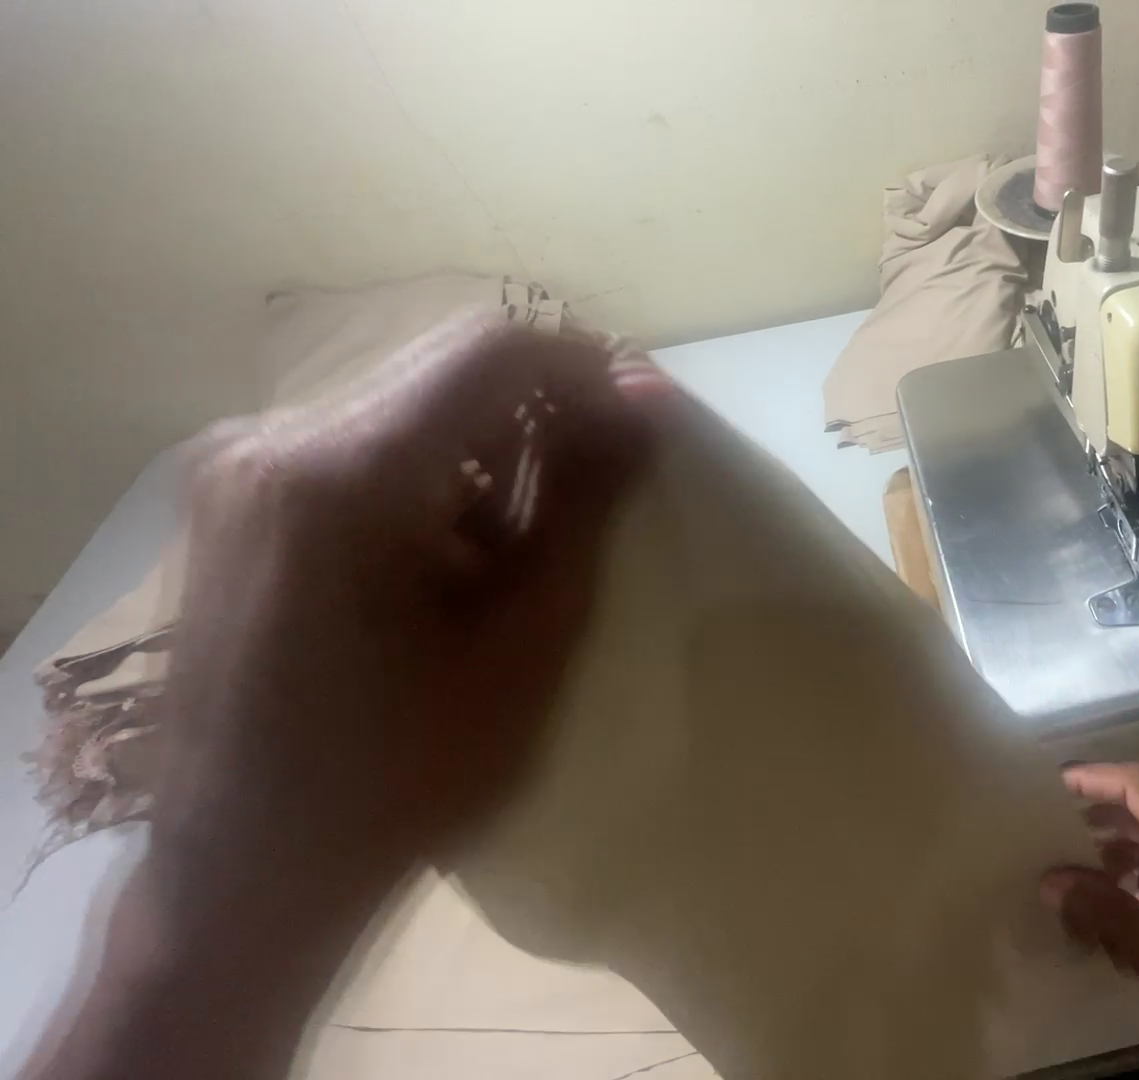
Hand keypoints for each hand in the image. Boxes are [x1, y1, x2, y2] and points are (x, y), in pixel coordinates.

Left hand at [157, 317, 666, 891]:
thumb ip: (586, 497)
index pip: (491, 352)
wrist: (257, 868)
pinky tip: (467, 550)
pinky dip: (447, 473)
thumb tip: (645, 398)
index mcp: (342, 475)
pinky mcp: (245, 495)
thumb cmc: (412, 769)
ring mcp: (245, 465)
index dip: (589, 369)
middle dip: (548, 409)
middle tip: (609, 480)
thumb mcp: (529, 631)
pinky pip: (375, 441)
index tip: (648, 419)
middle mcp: (274, 440)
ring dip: (500, 446)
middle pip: (451, 367)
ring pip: (418, 401)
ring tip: (532, 538)